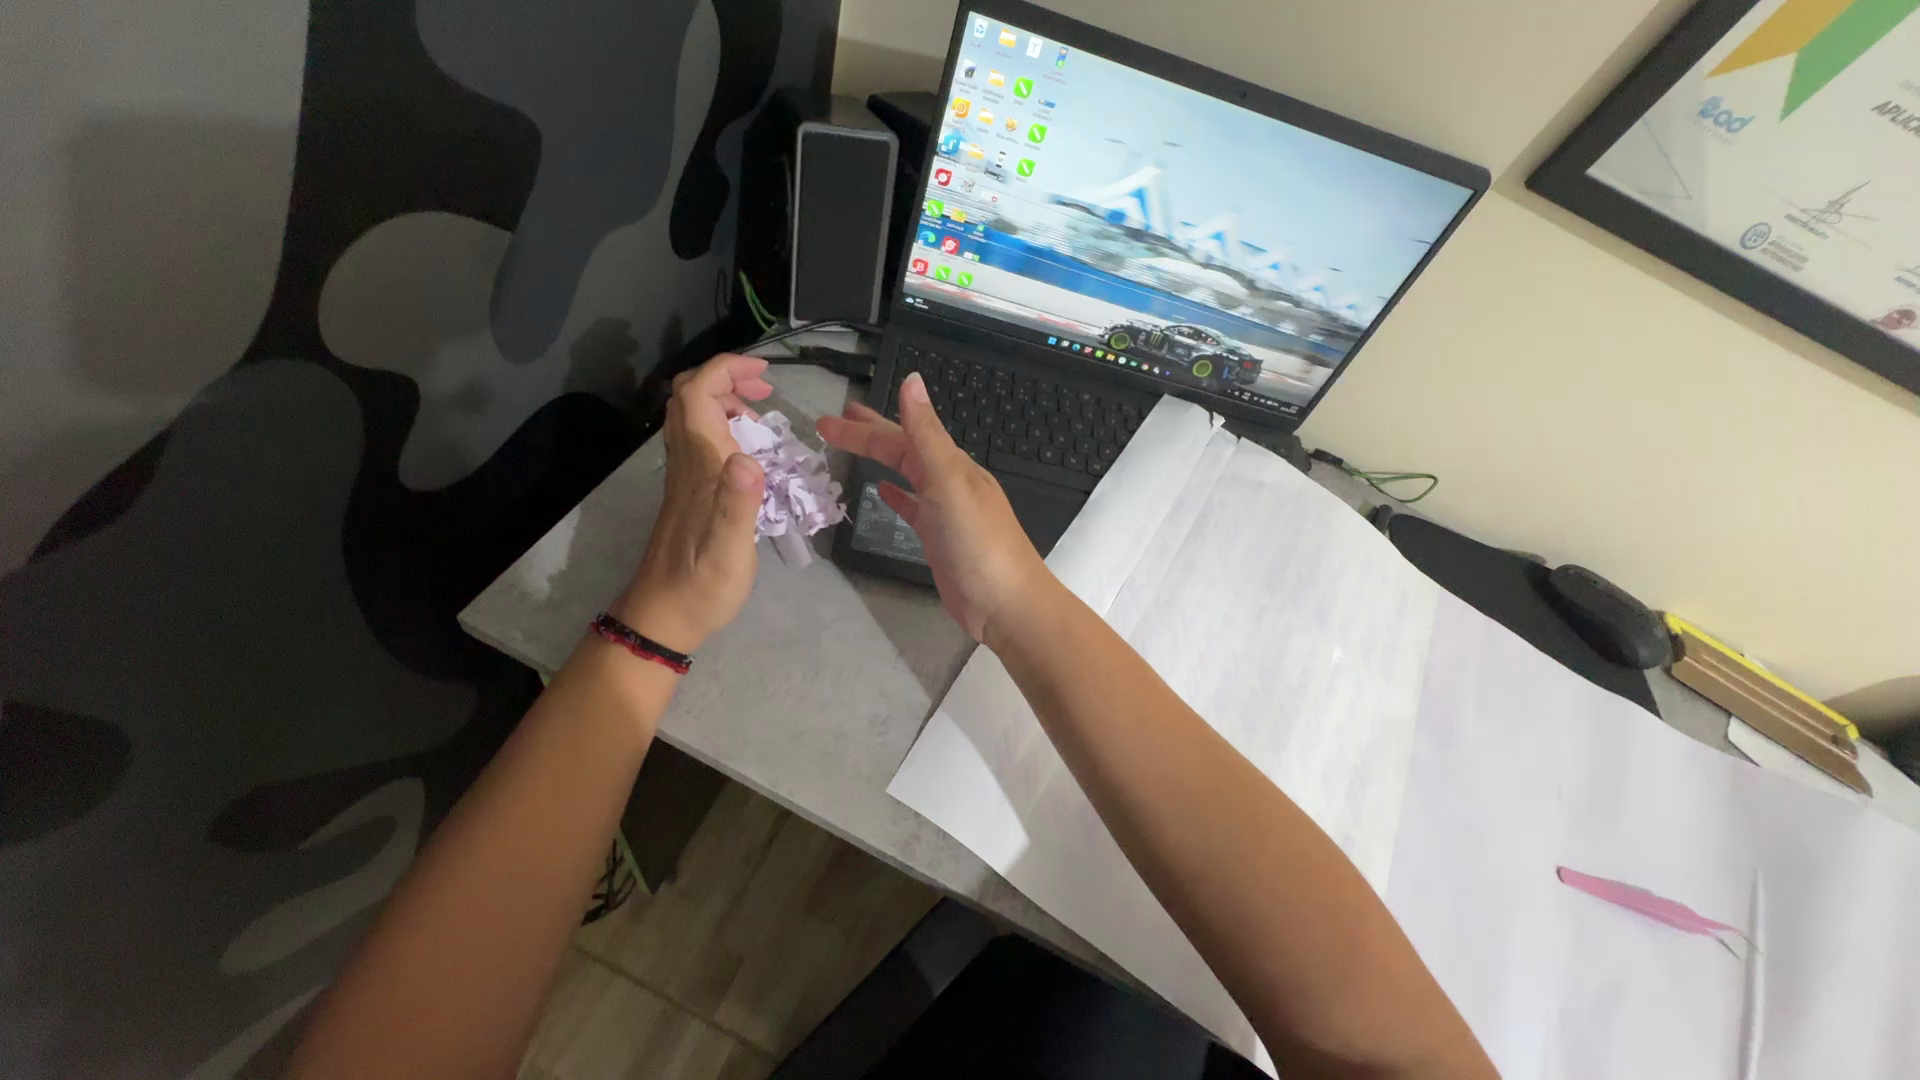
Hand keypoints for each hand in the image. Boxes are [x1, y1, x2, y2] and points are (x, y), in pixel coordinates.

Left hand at [611, 354, 772, 654]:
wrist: (663, 616)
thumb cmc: (701, 585)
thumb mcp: (729, 551)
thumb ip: (739, 505)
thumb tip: (748, 459)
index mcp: (699, 466)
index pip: (698, 394)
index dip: (726, 369)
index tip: (764, 373)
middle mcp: (687, 462)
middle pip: (690, 396)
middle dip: (726, 377)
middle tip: (765, 390)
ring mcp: (685, 476)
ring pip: (691, 416)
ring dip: (724, 400)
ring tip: (761, 416)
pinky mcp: (689, 492)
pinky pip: (699, 440)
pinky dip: (724, 427)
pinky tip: (748, 452)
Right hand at [818, 372, 1052, 641]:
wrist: (1006, 604)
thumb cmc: (978, 543)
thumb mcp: (949, 482)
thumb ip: (927, 435)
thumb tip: (912, 380)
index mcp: (951, 465)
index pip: (900, 437)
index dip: (863, 429)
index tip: (826, 422)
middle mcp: (949, 481)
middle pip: (904, 450)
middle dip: (870, 434)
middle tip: (833, 423)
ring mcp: (946, 511)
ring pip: (907, 475)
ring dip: (882, 459)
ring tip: (856, 447)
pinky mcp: (940, 539)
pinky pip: (914, 508)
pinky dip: (897, 496)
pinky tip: (884, 492)